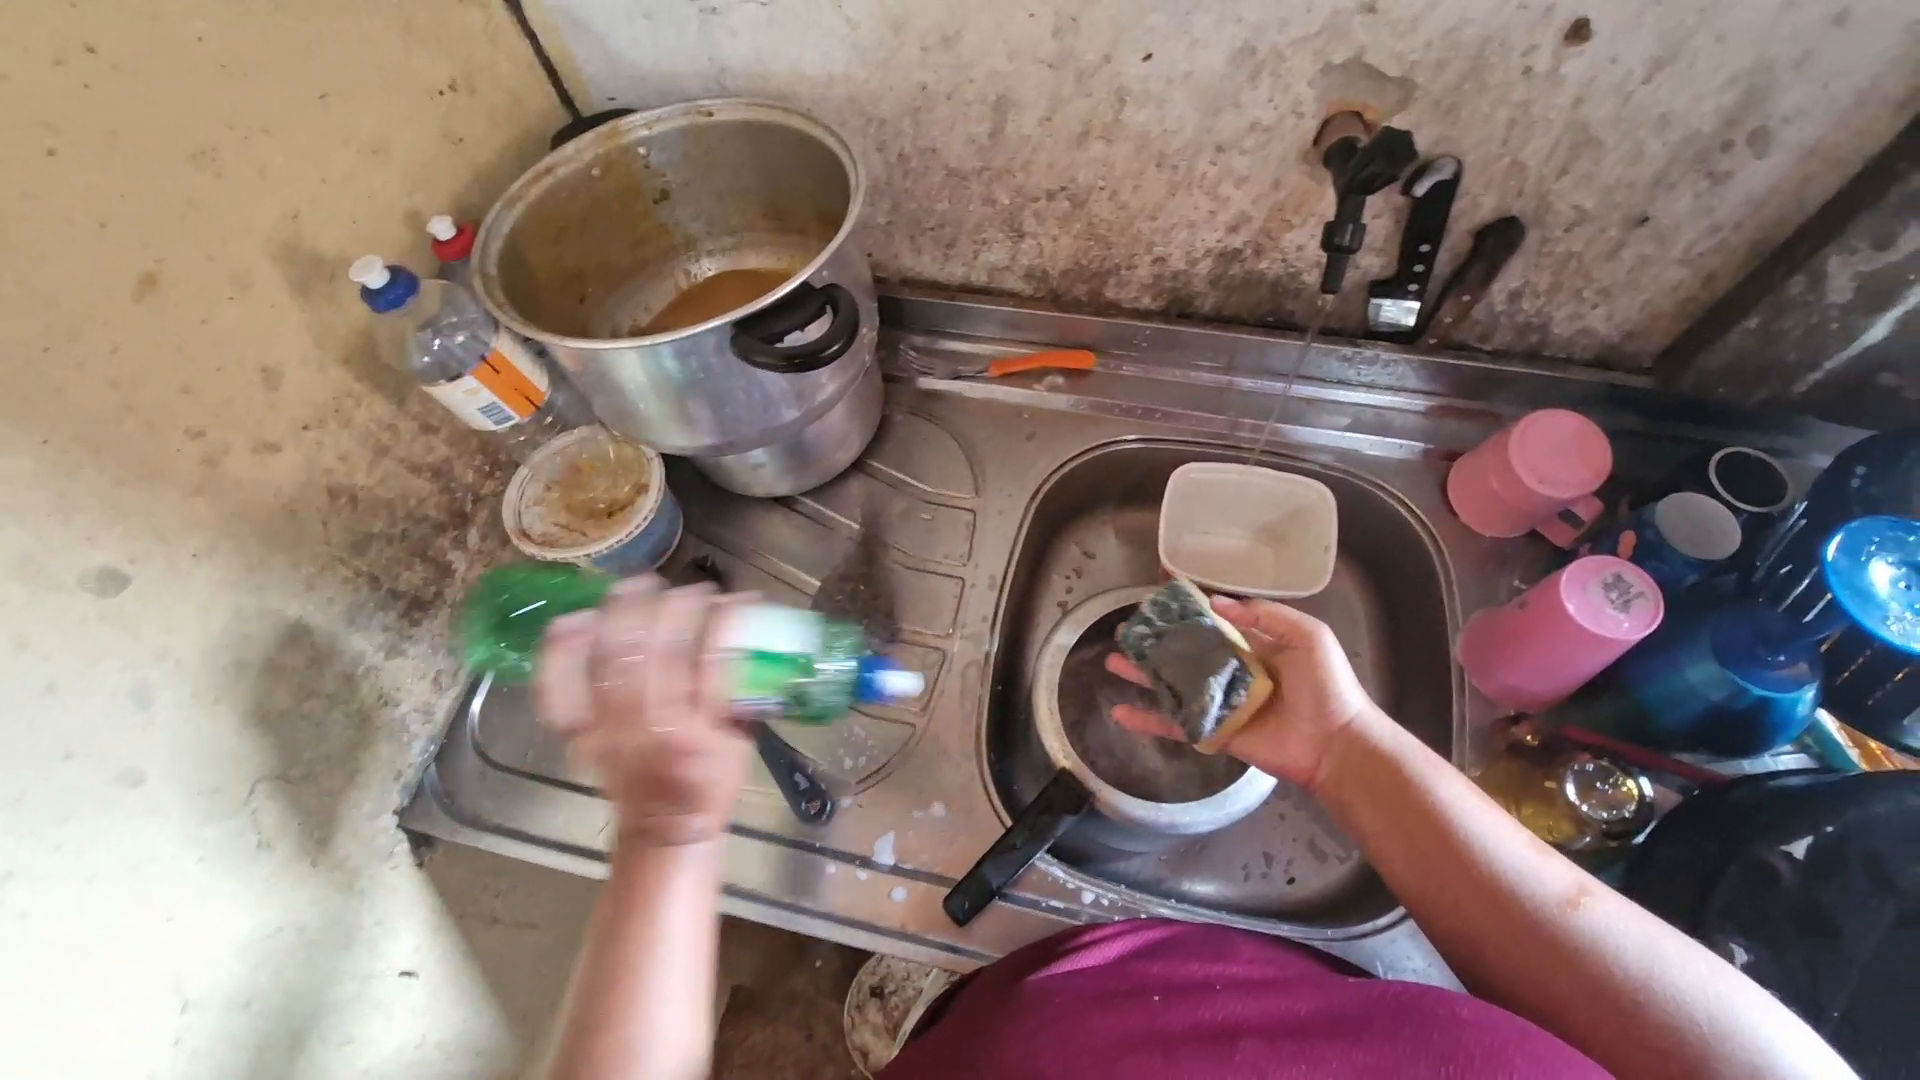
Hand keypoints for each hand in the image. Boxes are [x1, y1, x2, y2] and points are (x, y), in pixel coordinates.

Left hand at [535, 577, 753, 846]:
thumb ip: (743, 691)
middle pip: (657, 652)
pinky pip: (559, 690)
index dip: (726, 622)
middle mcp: (654, 727)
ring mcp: (609, 729)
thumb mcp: (744, 740)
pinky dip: (562, 653)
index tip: (740, 598)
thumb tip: (750, 633)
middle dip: (675, 608)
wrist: (664, 830)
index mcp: (702, 731)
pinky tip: (573, 619)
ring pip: (611, 659)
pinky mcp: (578, 734)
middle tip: (689, 588)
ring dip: (624, 614)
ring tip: (637, 585)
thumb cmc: (712, 783)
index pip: (714, 663)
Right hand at [1103, 595, 1378, 789]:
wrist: (1336, 744)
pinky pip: (1176, 724)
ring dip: (1142, 675)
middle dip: (1155, 642)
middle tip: (1126, 631)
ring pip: (1172, 685)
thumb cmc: (1327, 686)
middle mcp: (1230, 672)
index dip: (1185, 612)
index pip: (1211, 624)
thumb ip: (1265, 616)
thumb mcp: (1307, 636)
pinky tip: (1120, 712)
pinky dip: (1148, 720)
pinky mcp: (1213, 732)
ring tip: (1113, 661)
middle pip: (1183, 653)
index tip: (1157, 598)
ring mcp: (1219, 703)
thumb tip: (1215, 603)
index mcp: (1252, 646)